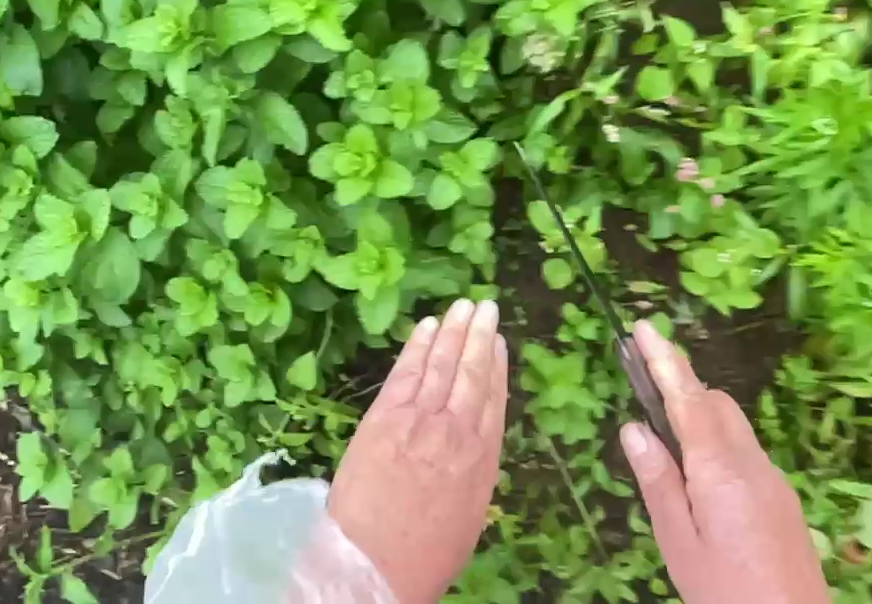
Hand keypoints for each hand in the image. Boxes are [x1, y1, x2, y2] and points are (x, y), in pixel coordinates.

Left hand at [327, 299, 507, 603]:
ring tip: (463, 305)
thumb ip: (474, 467)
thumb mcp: (468, 514)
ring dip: (453, 331)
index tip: (500, 341)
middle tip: (487, 305)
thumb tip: (476, 435)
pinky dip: (419, 345)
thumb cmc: (423, 554)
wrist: (372, 566)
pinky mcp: (384, 416)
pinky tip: (428, 326)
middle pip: (471, 373)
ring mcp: (418, 420)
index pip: (493, 400)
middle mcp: (454, 433)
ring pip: (442, 364)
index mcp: (481, 460)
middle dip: (479, 335)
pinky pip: (406, 370)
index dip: (497, 366)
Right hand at [619, 320, 828, 603]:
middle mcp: (754, 465)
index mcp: (721, 471)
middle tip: (643, 392)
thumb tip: (634, 428)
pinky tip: (701, 484)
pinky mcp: (785, 502)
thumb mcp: (678, 542)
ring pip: (733, 427)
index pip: (688, 398)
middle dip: (682, 386)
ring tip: (666, 443)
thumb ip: (658, 481)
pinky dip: (717, 445)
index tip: (644, 326)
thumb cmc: (726, 594)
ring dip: (699, 416)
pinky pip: (745, 453)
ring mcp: (775, 482)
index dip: (664, 359)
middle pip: (717, 404)